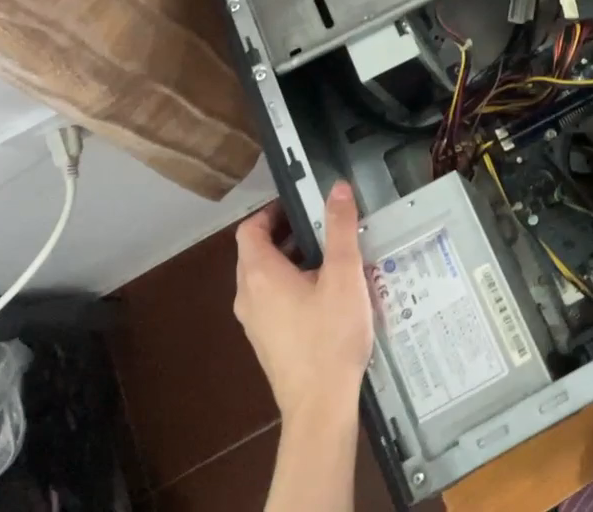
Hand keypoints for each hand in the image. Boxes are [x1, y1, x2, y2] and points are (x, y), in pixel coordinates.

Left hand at [233, 181, 373, 425]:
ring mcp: (254, 322)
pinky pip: (272, 300)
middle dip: (287, 234)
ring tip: (330, 257)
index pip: (251, 228)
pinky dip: (291, 285)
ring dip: (291, 260)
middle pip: (256, 252)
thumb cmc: (330, 335)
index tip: (303, 205)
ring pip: (265, 278)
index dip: (273, 211)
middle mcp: (248, 295)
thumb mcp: (344, 274)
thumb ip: (340, 228)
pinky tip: (326, 295)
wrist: (320, 405)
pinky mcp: (266, 341)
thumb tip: (337, 188)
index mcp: (259, 274)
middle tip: (323, 227)